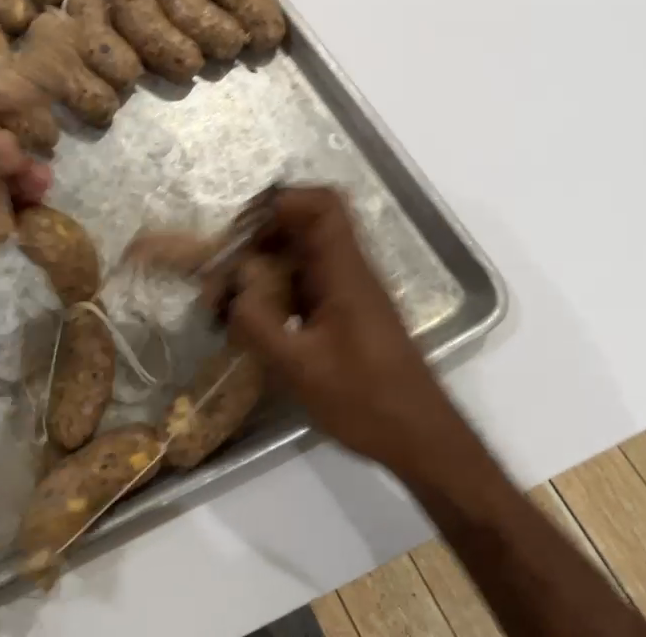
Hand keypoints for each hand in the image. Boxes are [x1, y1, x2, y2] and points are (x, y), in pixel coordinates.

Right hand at [226, 187, 468, 476]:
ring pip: (297, 257)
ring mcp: (345, 295)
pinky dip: (271, 293)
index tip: (242, 229)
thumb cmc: (369, 403)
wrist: (424, 442)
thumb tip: (228, 295)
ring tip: (225, 299)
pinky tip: (248, 323)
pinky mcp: (341, 317)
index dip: (281, 202)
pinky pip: (300, 286)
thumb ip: (259, 327)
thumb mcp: (303, 369)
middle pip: (301, 227)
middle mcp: (347, 274)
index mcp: (345, 274)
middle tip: (221, 271)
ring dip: (259, 269)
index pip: (322, 206)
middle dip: (255, 240)